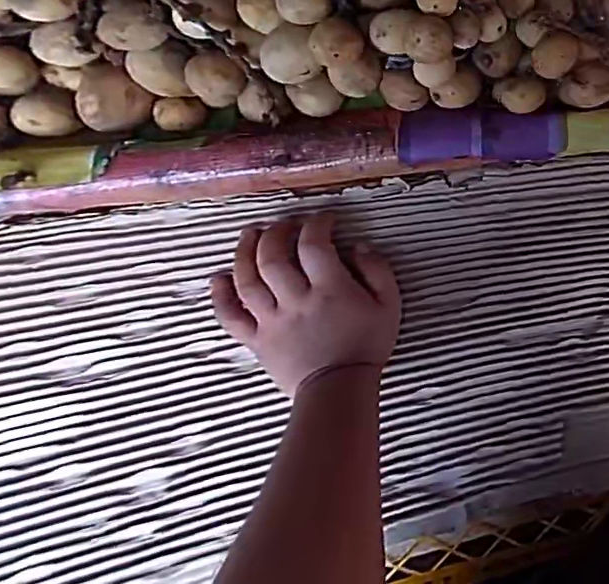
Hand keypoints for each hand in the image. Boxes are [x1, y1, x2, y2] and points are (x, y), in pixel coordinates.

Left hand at [211, 215, 400, 395]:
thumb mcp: (389, 302)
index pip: (314, 244)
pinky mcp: (257, 340)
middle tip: (284, 223)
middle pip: (273, 257)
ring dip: (245, 252)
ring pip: (247, 280)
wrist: (339, 389)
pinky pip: (231, 317)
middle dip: (276, 232)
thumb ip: (377, 269)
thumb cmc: (367, 343)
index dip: (317, 224)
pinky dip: (221, 296)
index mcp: (330, 288)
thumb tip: (358, 246)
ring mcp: (272, 321)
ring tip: (250, 234)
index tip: (324, 219)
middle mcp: (296, 300)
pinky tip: (219, 278)